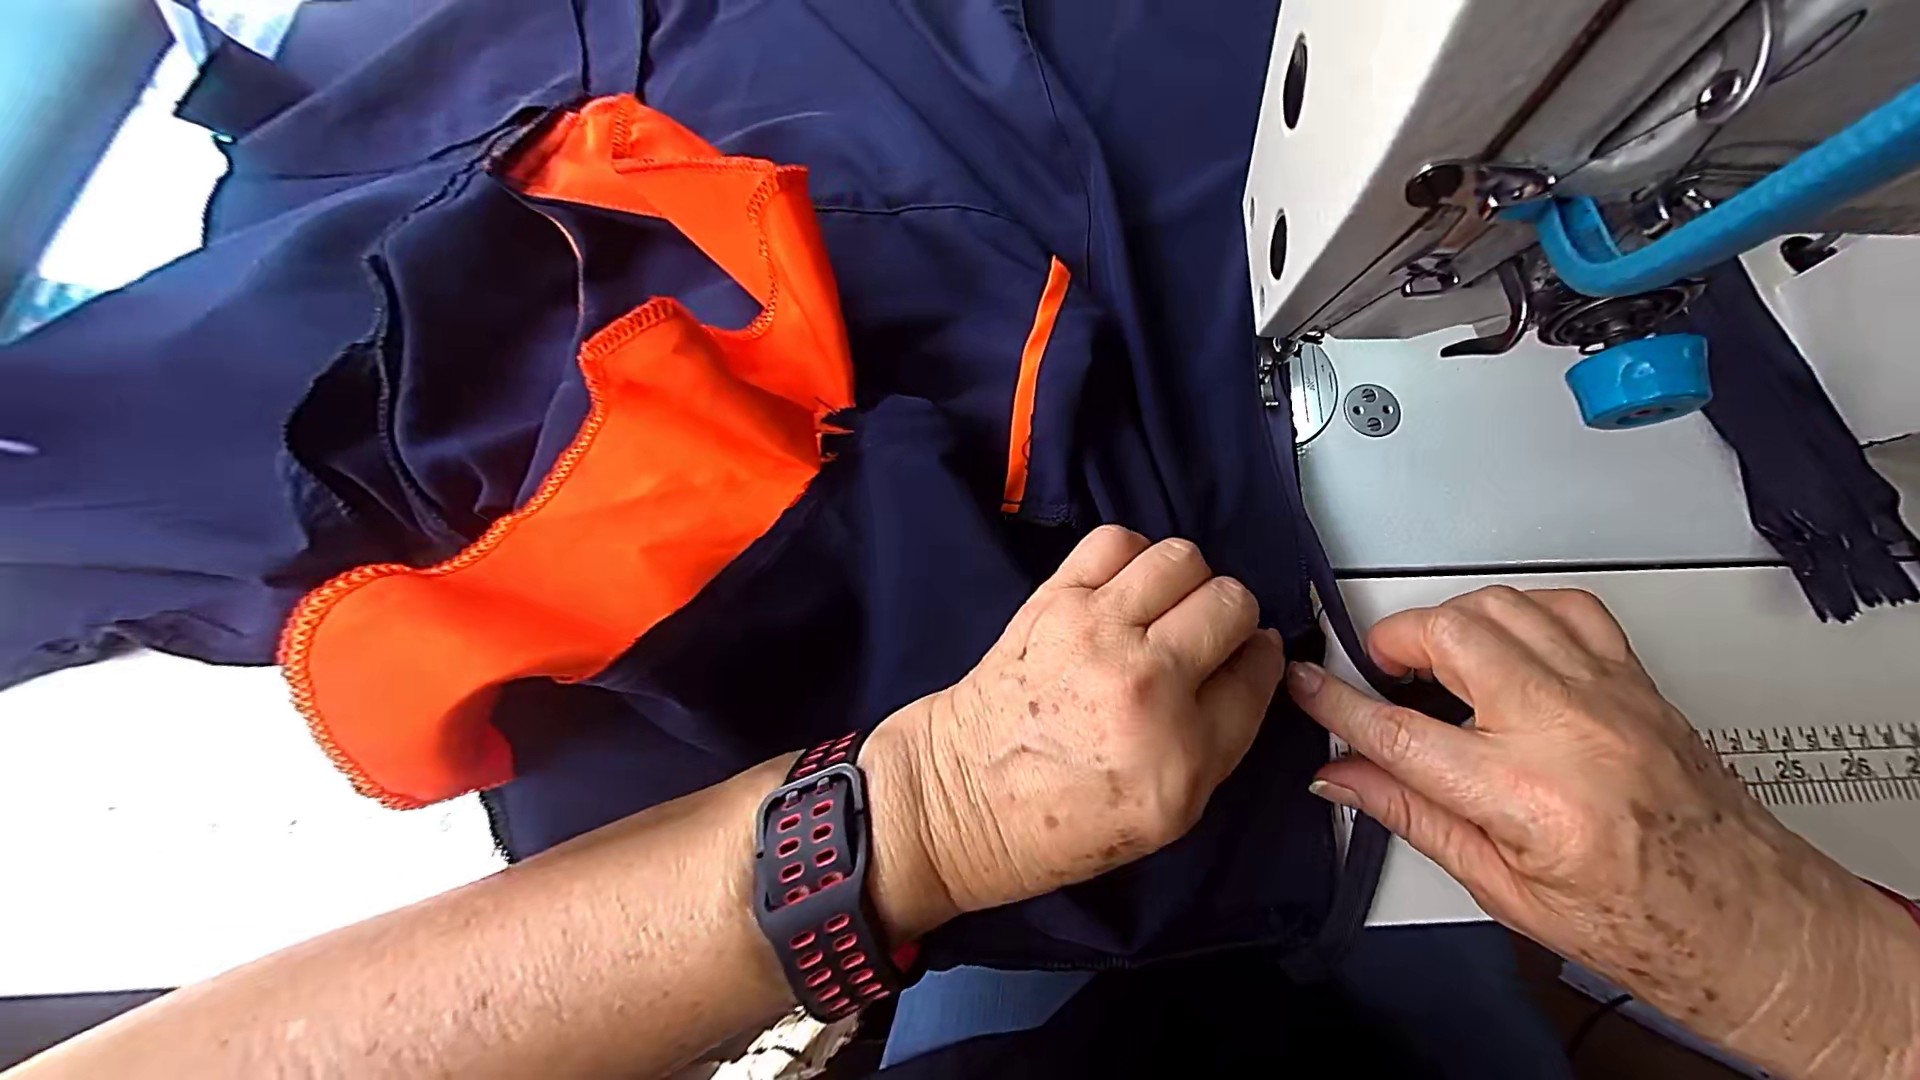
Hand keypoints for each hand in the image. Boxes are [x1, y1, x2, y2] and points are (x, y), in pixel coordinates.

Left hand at [860, 526, 1285, 938]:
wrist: (963, 794)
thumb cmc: (1061, 820)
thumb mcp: (1170, 810)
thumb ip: (1222, 732)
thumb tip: (1248, 656)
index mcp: (1185, 751)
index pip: (1258, 669)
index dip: (1256, 658)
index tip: (1241, 656)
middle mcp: (1146, 681)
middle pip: (1230, 602)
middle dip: (1227, 615)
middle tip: (1200, 634)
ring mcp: (1096, 631)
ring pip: (1181, 558)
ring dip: (1184, 579)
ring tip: (1160, 607)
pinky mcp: (1052, 601)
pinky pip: (1115, 540)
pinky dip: (1130, 554)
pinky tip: (1121, 587)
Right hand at [1285, 586, 1919, 1079]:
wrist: (1776, 939)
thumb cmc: (1649, 930)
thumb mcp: (1498, 888)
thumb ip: (1405, 812)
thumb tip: (1337, 774)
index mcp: (1530, 800)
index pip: (1395, 731)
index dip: (1331, 700)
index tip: (1301, 680)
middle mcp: (1572, 733)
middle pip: (1445, 636)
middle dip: (1389, 642)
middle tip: (1378, 673)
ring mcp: (1610, 698)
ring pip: (1497, 606)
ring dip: (1445, 623)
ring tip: (1433, 659)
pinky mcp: (1636, 682)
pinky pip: (1563, 607)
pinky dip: (1513, 611)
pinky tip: (1498, 644)